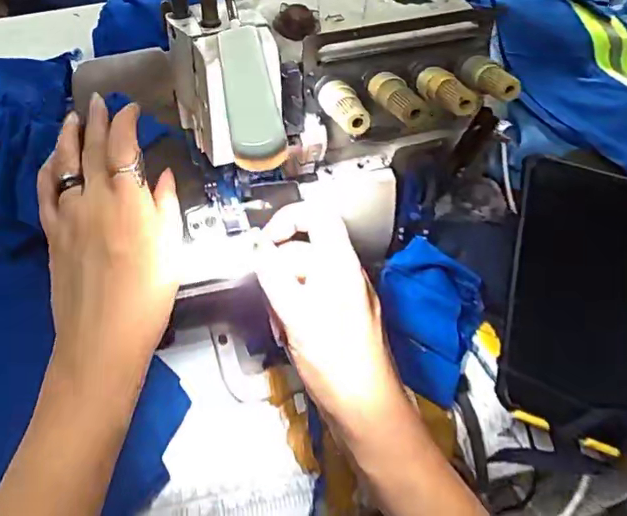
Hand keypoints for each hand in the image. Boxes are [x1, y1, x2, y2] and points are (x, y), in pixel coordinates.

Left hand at [36, 95, 182, 383]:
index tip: (131, 108)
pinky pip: (45, 193)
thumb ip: (164, 205)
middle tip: (98, 101)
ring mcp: (68, 215)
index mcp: (127, 198)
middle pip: (91, 147)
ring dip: (67, 136)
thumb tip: (160, 177)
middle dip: (96, 119)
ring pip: (64, 163)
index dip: (125, 121)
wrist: (102, 340)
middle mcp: (93, 198)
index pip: (122, 144)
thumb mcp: (171, 246)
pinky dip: (48, 170)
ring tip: (72, 118)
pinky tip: (51, 160)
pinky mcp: (53, 234)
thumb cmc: (147, 295)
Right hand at [254, 203, 407, 428]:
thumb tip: (258, 245)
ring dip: (285, 295)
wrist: (368, 412)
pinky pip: (313, 299)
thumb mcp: (295, 313)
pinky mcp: (343, 318)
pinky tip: (291, 336)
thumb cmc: (338, 364)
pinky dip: (296, 311)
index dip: (286, 219)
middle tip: (269, 296)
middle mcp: (346, 273)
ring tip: (281, 325)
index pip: (316, 214)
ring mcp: (347, 295)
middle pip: (305, 248)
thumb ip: (273, 274)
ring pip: (305, 276)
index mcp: (339, 262)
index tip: (265, 241)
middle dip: (279, 269)